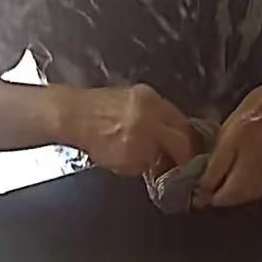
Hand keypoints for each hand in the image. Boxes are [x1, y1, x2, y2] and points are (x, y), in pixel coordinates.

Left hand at [71, 84, 197, 176]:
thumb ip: (152, 161)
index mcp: (152, 125)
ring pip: (172, 116)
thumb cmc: (97, 141)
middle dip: (185, 144)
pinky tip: (154, 133)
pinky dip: (161, 122)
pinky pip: (158, 108)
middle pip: (182, 126)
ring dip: (173, 132)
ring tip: (168, 147)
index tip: (188, 170)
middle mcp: (152, 106)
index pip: (183, 144)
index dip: (188, 160)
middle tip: (183, 158)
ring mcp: (144, 95)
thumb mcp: (129, 163)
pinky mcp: (135, 91)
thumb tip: (164, 162)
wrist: (72, 115)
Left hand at [193, 72, 261, 207]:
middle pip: (225, 200)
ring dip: (221, 183)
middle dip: (210, 189)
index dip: (200, 192)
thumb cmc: (254, 120)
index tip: (190, 176)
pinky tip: (227, 164)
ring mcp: (260, 187)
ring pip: (234, 194)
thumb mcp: (227, 142)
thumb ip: (214, 170)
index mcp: (240, 186)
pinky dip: (232, 179)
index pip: (215, 201)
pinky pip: (243, 187)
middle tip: (199, 167)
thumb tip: (201, 192)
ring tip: (211, 164)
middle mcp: (251, 193)